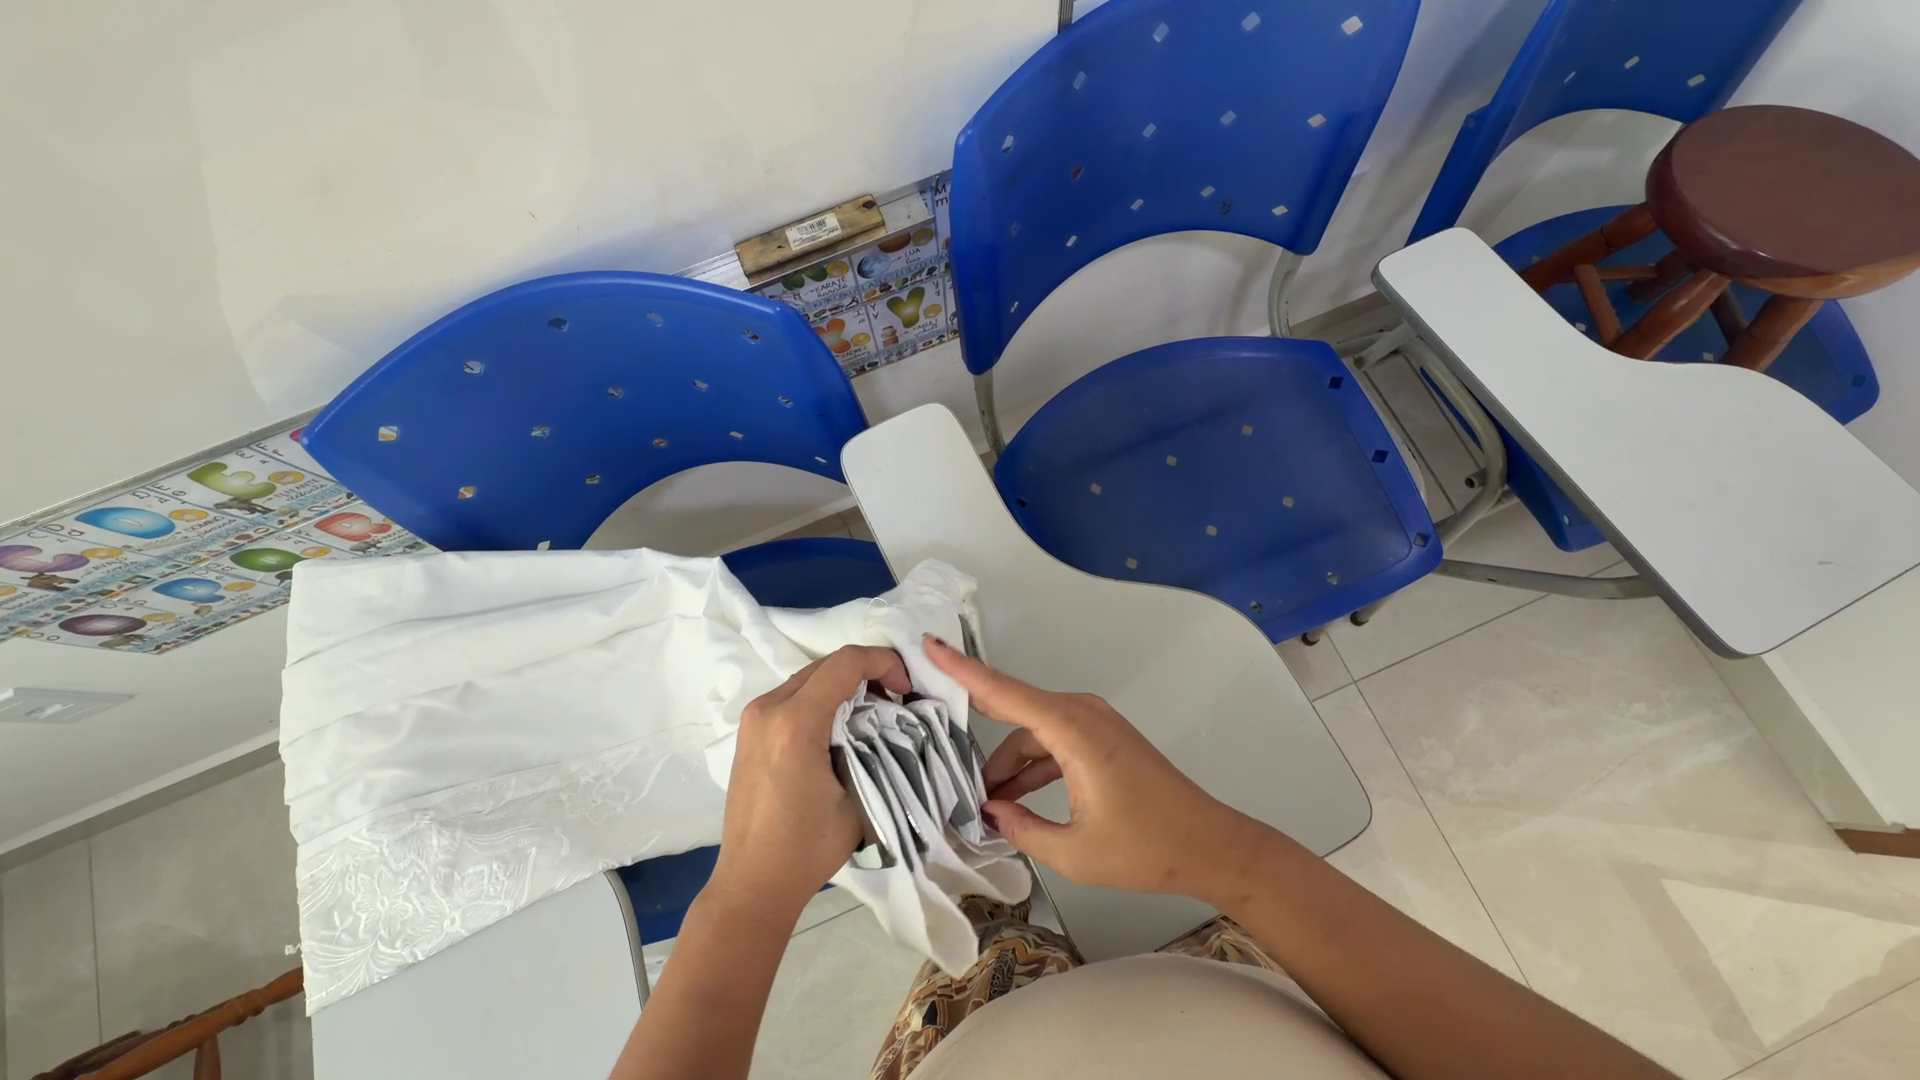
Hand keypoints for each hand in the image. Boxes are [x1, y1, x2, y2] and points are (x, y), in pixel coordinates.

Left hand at [711, 645, 911, 912]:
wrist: (753, 883)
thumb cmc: (808, 847)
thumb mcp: (858, 796)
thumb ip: (875, 748)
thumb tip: (891, 723)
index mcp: (795, 722)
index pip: (846, 662)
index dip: (884, 661)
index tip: (906, 687)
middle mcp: (768, 709)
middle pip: (826, 664)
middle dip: (868, 671)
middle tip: (897, 698)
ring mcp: (753, 719)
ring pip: (809, 678)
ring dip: (845, 684)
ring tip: (873, 712)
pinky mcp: (749, 732)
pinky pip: (793, 696)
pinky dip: (823, 698)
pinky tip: (841, 726)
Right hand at [923, 635, 1255, 901]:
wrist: (1210, 845)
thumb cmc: (1145, 848)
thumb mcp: (1073, 851)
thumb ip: (1022, 828)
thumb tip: (990, 810)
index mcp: (1073, 731)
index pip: (1005, 692)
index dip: (963, 669)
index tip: (929, 644)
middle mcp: (1082, 714)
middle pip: (1015, 714)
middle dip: (982, 741)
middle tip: (947, 761)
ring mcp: (1096, 723)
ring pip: (1034, 732)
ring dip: (1010, 763)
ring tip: (987, 803)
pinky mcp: (1104, 738)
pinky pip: (1055, 740)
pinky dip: (1034, 764)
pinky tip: (1018, 798)